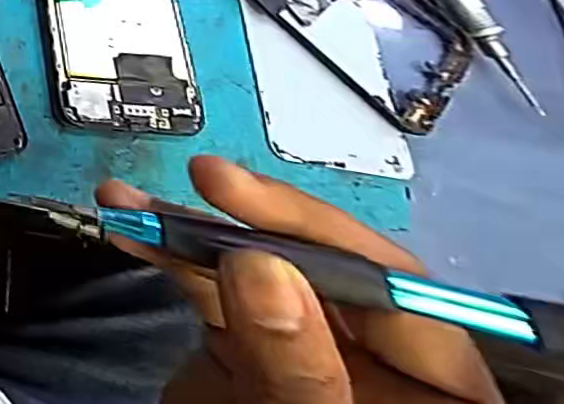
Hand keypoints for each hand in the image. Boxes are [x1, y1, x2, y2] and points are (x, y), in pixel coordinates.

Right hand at [99, 156, 501, 402]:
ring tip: (126, 200)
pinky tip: (128, 230)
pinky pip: (209, 287)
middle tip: (198, 180)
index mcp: (437, 396)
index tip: (239, 194)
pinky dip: (166, 255)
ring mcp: (308, 354)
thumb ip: (300, 374)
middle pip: (324, 270)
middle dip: (252, 221)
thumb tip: (256, 265)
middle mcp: (379, 367)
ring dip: (187, 229)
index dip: (327, 233)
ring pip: (255, 270)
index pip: (404, 295)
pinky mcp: (248, 349)